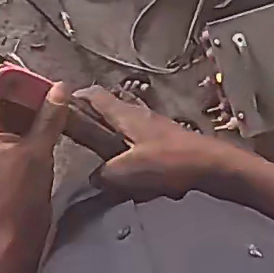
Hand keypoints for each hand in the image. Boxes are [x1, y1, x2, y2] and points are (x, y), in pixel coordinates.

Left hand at [0, 83, 69, 265]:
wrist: (19, 235)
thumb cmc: (19, 196)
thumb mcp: (37, 150)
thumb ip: (50, 117)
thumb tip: (60, 88)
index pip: (0, 95)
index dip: (21, 83)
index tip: (44, 76)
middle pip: (13, 106)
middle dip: (36, 96)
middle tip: (59, 88)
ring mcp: (5, 150)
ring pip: (24, 119)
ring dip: (43, 111)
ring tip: (64, 102)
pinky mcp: (19, 160)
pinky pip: (31, 134)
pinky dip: (45, 126)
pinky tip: (62, 121)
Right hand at [75, 86, 247, 199]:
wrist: (213, 167)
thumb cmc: (171, 162)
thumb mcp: (127, 171)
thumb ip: (105, 174)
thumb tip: (96, 177)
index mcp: (126, 115)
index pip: (94, 95)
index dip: (75, 97)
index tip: (60, 104)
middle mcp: (139, 115)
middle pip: (109, 111)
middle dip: (92, 121)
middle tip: (76, 136)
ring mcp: (155, 128)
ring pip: (125, 129)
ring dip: (112, 140)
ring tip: (101, 160)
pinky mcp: (167, 143)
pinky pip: (140, 145)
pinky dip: (130, 155)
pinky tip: (131, 175)